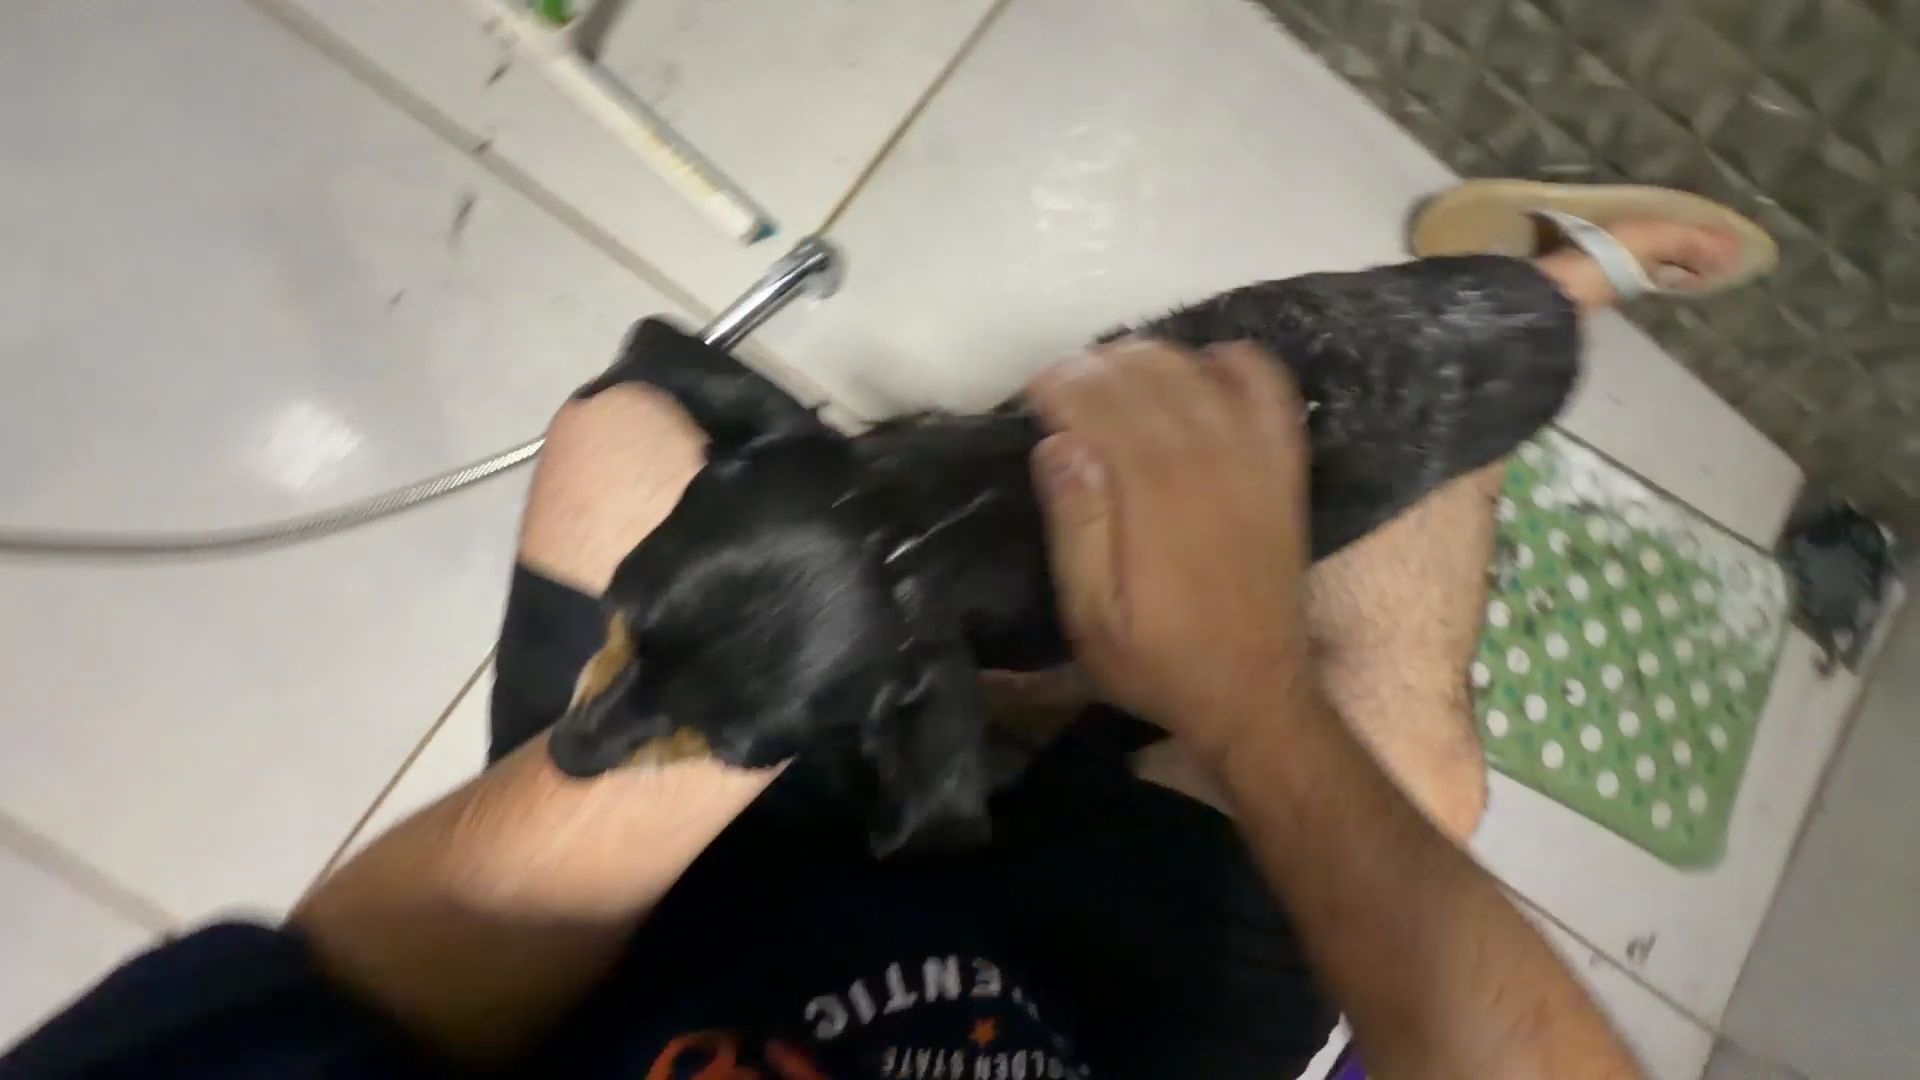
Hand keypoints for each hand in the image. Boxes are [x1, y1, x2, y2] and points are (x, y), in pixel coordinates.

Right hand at [1025, 339, 1313, 765]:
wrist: (1254, 693)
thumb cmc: (1158, 659)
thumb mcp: (1091, 618)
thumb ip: (1076, 529)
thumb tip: (1059, 446)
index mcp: (1154, 496)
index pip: (1102, 406)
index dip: (1062, 384)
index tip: (1032, 390)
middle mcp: (1208, 463)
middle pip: (1147, 378)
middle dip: (1094, 366)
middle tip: (1060, 380)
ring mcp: (1254, 462)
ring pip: (1198, 374)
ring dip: (1149, 356)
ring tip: (1111, 369)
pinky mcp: (1283, 471)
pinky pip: (1269, 392)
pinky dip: (1235, 364)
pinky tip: (1204, 365)